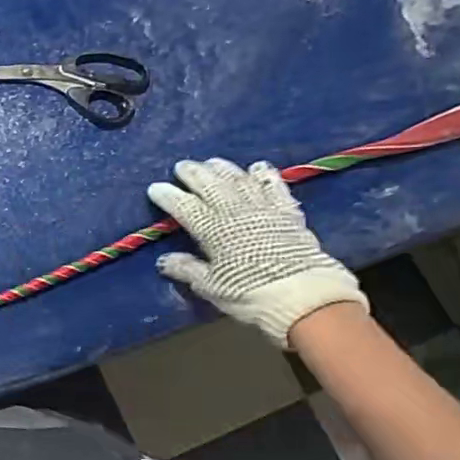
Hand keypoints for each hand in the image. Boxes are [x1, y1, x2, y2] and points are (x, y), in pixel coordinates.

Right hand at [147, 159, 366, 346]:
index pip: (184, 207)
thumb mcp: (210, 286)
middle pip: (212, 187)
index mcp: (212, 231)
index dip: (168, 196)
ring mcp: (264, 212)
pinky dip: (266, 176)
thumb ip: (187, 269)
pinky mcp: (289, 215)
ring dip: (225, 170)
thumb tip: (164, 260)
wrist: (304, 297)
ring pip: (240, 182)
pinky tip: (259, 167)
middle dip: (195, 174)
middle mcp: (236, 215)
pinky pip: (275, 189)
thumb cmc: (250, 293)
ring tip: (213, 162)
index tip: (155, 188)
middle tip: (183, 166)